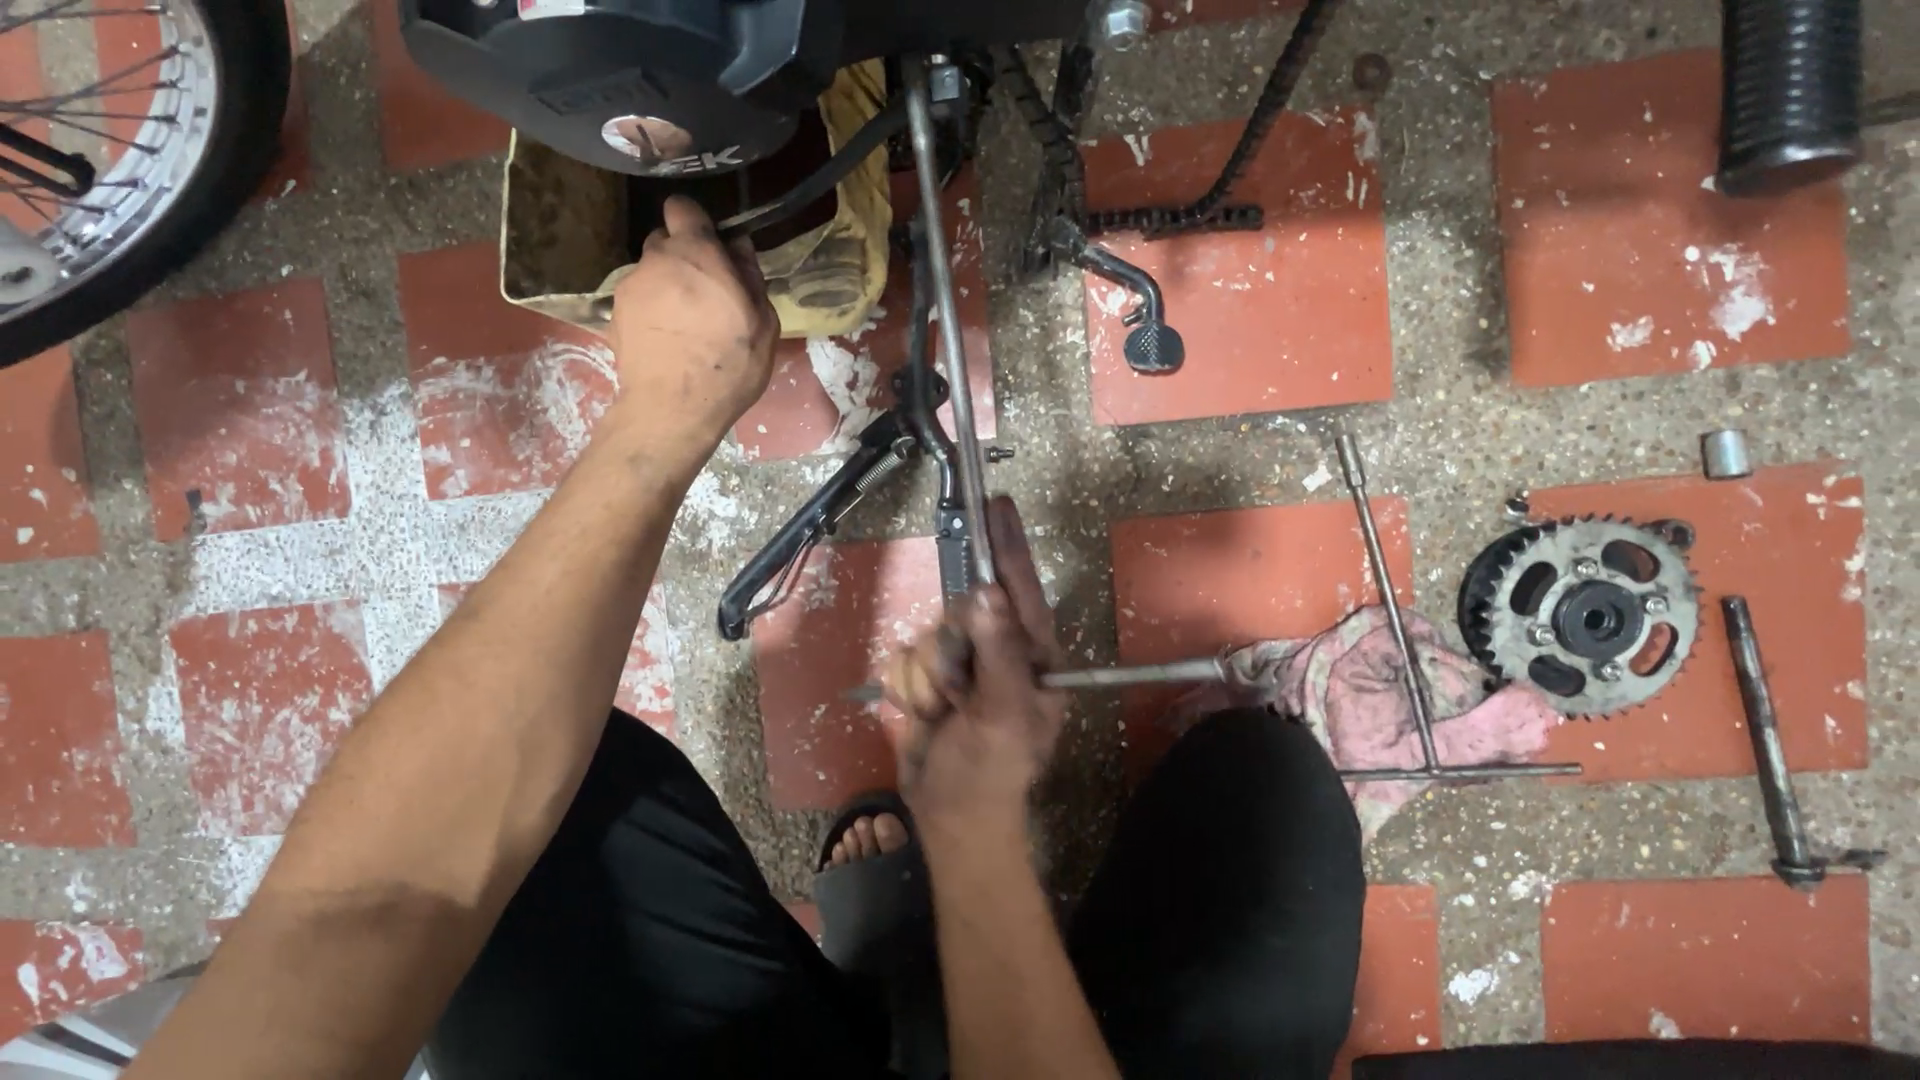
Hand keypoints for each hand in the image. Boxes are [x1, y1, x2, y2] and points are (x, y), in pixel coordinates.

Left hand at [607, 195, 777, 446]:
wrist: (673, 409)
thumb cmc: (730, 364)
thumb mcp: (763, 322)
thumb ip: (751, 277)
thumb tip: (739, 246)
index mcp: (695, 253)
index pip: (682, 207)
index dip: (696, 221)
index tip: (710, 244)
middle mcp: (655, 260)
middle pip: (665, 242)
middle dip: (682, 258)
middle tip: (705, 294)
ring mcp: (630, 288)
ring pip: (650, 274)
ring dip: (666, 288)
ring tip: (686, 326)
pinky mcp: (614, 315)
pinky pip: (638, 302)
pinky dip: (651, 313)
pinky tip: (667, 343)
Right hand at [882, 498, 1067, 842]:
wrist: (950, 816)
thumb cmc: (992, 772)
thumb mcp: (1005, 714)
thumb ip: (999, 652)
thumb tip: (988, 593)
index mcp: (1036, 656)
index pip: (1022, 592)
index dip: (1010, 549)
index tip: (999, 506)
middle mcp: (1001, 650)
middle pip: (964, 609)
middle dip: (953, 649)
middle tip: (959, 689)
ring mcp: (963, 663)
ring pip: (931, 633)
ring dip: (932, 677)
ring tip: (947, 711)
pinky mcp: (931, 677)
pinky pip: (908, 657)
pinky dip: (912, 688)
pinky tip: (928, 714)